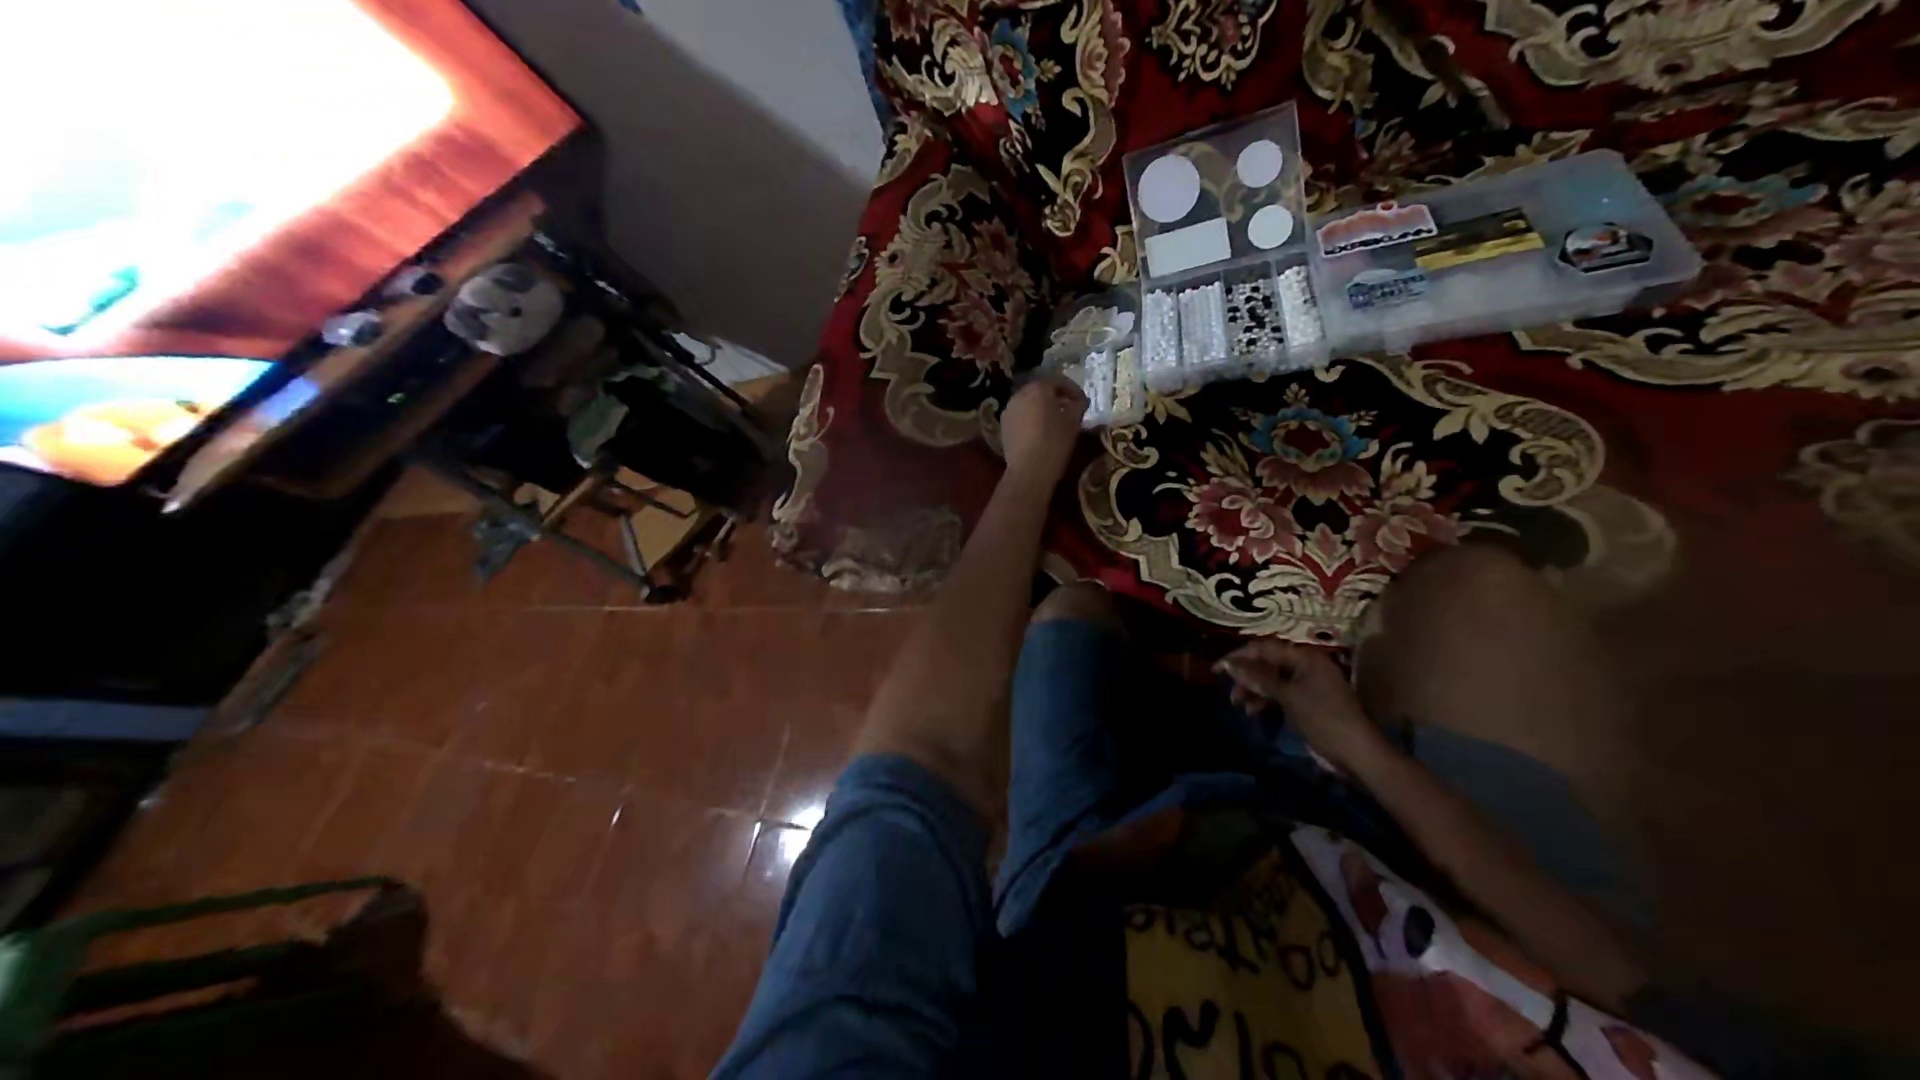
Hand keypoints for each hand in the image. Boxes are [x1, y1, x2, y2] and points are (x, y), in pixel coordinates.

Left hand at [1001, 375, 1086, 486]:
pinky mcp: (1004, 425)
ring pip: (1028, 402)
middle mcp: (1020, 394)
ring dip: (1042, 406)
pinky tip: (1039, 430)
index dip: (1073, 389)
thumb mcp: (1073, 422)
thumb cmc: (1055, 442)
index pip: (1058, 381)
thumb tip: (1079, 401)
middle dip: (1056, 396)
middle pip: (1040, 389)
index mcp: (1039, 388)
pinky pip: (1020, 415)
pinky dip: (1031, 417)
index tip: (1082, 401)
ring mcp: (1009, 409)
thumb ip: (1077, 406)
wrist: (1029, 469)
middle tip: (1069, 407)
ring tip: (1054, 419)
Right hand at [1216, 641, 1386, 770]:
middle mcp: (1306, 666)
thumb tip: (1229, 663)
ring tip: (1239, 704)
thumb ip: (1258, 678)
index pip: (1265, 648)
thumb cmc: (1323, 718)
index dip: (1239, 656)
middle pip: (1267, 663)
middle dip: (1246, 676)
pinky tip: (1253, 710)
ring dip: (1253, 690)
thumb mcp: (1288, 696)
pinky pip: (1279, 693)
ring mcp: (1307, 684)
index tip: (1217, 669)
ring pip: (1271, 680)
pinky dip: (1265, 699)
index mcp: (1305, 657)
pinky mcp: (1306, 702)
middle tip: (1231, 693)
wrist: (1355, 752)